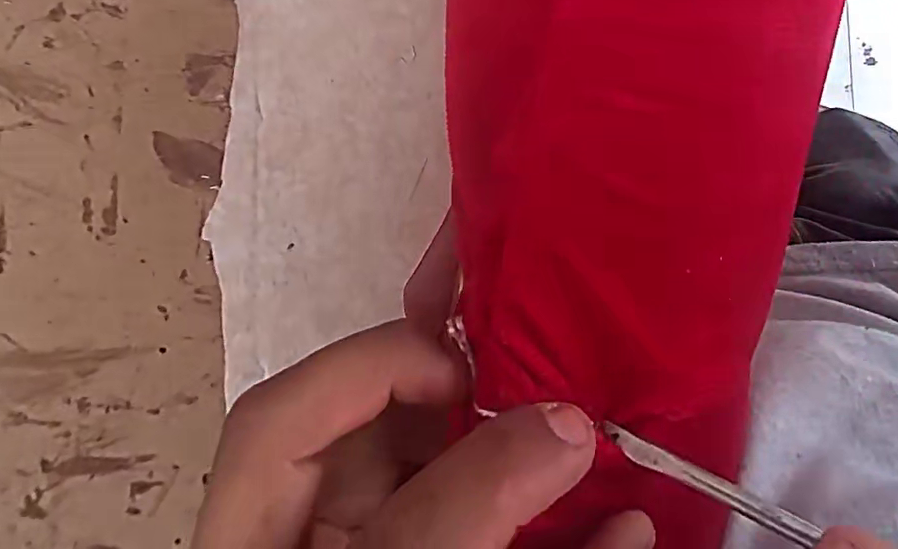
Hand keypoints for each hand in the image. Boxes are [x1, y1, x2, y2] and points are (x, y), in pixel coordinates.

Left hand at [191, 319, 654, 548]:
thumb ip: (463, 507)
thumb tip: (566, 421)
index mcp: (269, 534)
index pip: (291, 415)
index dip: (376, 366)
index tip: (462, 376)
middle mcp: (335, 534)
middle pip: (398, 428)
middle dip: (480, 397)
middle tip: (547, 384)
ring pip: (473, 479)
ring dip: (539, 456)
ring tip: (595, 439)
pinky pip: (520, 537)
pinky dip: (579, 541)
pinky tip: (628, 534)